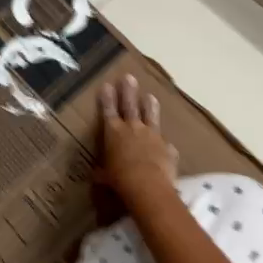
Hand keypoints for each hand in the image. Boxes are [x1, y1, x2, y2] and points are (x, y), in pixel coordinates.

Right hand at [99, 73, 180, 198]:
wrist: (148, 186)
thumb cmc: (119, 179)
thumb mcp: (105, 176)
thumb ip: (102, 173)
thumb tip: (95, 176)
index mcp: (113, 132)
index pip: (108, 110)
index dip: (107, 97)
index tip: (107, 84)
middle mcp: (133, 129)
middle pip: (130, 105)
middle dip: (128, 91)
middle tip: (129, 77)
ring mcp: (152, 136)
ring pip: (151, 116)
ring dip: (150, 106)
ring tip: (150, 96)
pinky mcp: (168, 149)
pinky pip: (166, 144)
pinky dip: (165, 145)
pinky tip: (168, 146)